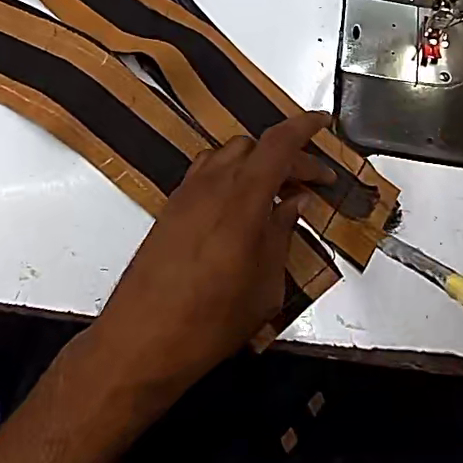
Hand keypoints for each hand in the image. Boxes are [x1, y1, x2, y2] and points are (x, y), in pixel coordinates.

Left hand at [79, 111, 334, 398]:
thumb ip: (282, 235)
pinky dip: (231, 173)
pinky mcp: (171, 206)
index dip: (304, 126)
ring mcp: (187, 193)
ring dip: (257, 162)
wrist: (140, 341)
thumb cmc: (207, 323)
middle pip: (257, 146)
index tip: (322, 121)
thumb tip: (293, 206)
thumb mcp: (265, 285)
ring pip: (229, 153)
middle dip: (289, 157)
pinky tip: (240, 202)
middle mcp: (212, 185)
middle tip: (310, 182)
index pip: (279, 143)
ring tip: (276, 191)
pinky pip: (207, 170)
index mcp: (243, 199)